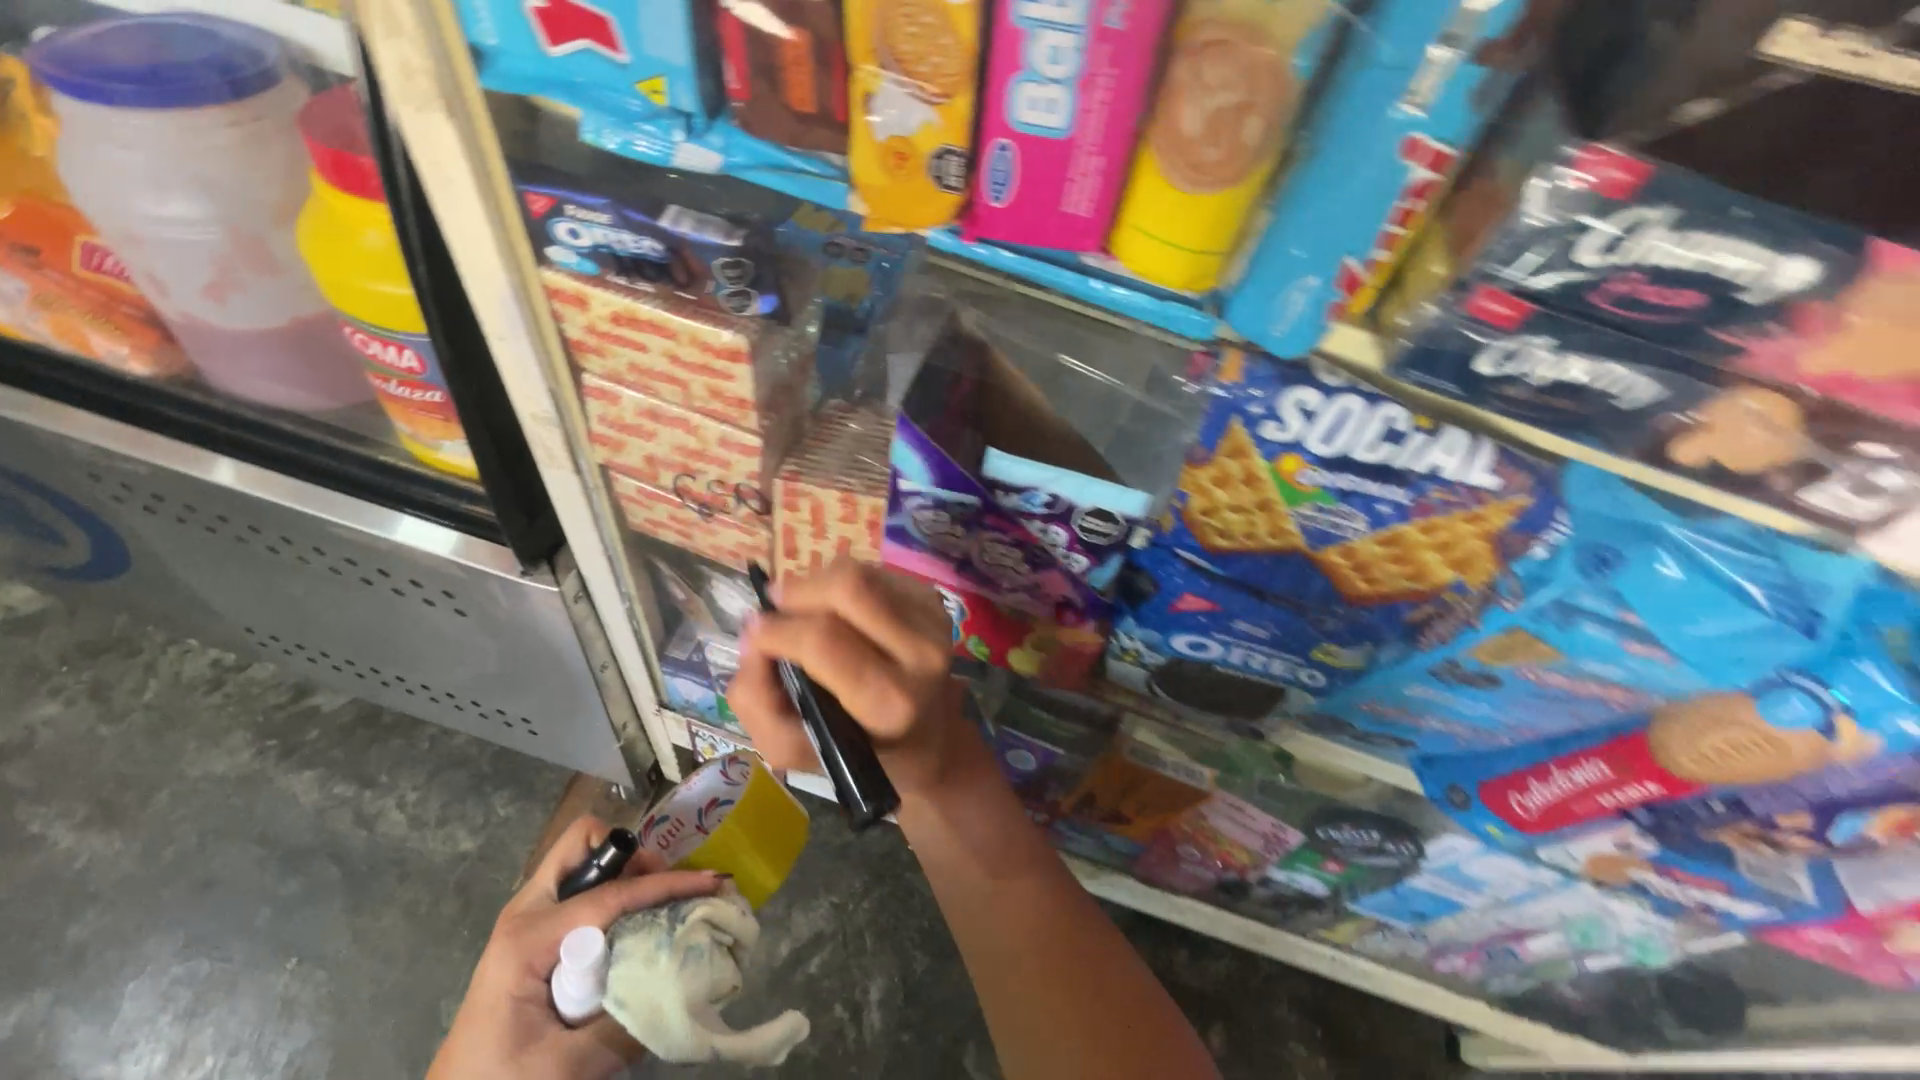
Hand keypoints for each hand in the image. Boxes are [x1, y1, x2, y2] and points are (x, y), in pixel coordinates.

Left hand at [427, 816, 724, 1079]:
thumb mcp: (565, 1066)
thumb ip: (627, 1024)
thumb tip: (687, 983)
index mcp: (528, 938)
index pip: (611, 892)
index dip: (666, 883)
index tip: (711, 882)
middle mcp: (526, 912)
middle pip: (584, 843)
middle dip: (633, 855)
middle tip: (667, 889)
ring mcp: (529, 919)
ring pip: (585, 860)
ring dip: (626, 871)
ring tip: (660, 905)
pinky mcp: (536, 933)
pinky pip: (583, 889)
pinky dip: (616, 891)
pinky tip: (636, 924)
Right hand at [727, 559, 979, 798]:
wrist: (926, 738)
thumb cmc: (855, 746)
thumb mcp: (794, 748)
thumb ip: (757, 703)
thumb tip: (751, 638)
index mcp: (889, 702)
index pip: (823, 641)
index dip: (778, 630)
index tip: (755, 634)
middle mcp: (921, 657)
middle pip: (846, 588)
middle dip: (796, 593)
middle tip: (776, 611)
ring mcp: (933, 622)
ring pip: (857, 572)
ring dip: (816, 584)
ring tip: (805, 611)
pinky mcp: (933, 599)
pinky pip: (872, 570)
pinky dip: (840, 583)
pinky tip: (838, 610)